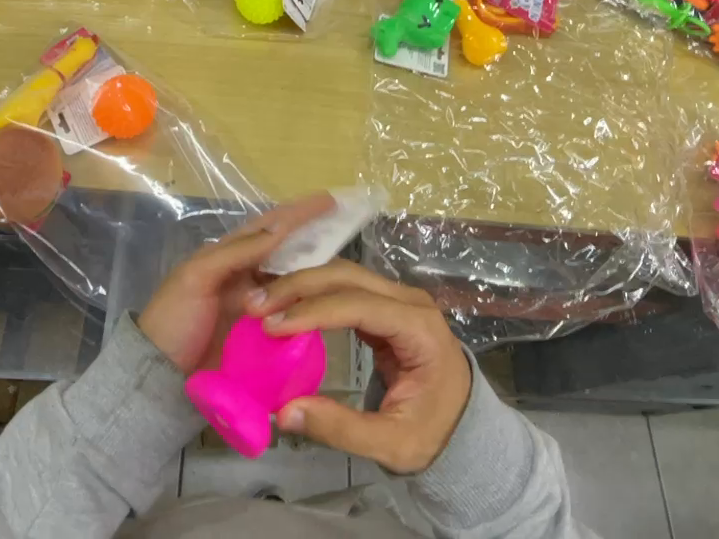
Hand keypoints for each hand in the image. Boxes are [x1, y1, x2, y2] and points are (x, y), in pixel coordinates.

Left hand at [137, 192, 333, 373]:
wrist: (158, 378)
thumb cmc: (173, 319)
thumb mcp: (196, 277)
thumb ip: (236, 252)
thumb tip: (280, 228)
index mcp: (229, 257)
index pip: (270, 227)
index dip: (298, 213)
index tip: (329, 200)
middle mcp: (248, 277)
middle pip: (289, 254)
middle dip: (317, 240)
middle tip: (350, 232)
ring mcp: (258, 308)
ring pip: (296, 284)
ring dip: (319, 275)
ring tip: (350, 269)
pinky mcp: (264, 338)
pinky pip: (293, 317)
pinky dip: (312, 310)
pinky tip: (334, 308)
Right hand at [248, 260, 470, 473]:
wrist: (464, 423)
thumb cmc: (433, 432)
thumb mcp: (393, 444)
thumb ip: (340, 428)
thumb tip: (284, 412)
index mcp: (418, 327)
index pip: (359, 305)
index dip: (313, 311)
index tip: (271, 325)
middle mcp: (408, 300)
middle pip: (347, 277)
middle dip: (298, 287)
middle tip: (255, 307)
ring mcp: (397, 297)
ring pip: (342, 274)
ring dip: (300, 285)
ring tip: (261, 303)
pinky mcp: (383, 303)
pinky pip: (343, 287)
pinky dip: (311, 292)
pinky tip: (283, 304)